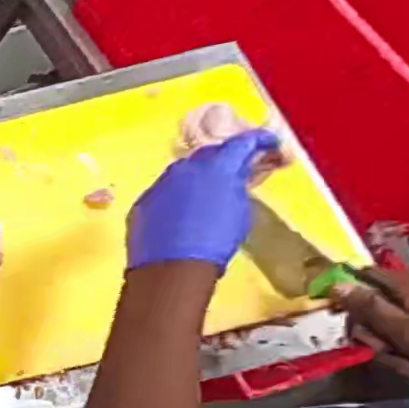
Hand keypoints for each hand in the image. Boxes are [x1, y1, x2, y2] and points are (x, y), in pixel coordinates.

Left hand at [127, 130, 281, 269]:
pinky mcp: (140, 205)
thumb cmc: (215, 239)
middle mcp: (183, 171)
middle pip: (206, 155)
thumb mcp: (240, 206)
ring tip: (207, 188)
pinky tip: (181, 207)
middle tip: (236, 167)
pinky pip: (161, 192)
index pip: (240, 143)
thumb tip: (238, 174)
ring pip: (179, 172)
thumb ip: (239, 183)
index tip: (268, 145)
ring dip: (195, 175)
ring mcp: (157, 188)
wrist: (171, 267)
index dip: (258, 141)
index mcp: (216, 167)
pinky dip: (174, 194)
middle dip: (223, 157)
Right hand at [330, 267, 408, 390]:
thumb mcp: (405, 330)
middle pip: (383, 301)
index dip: (348, 284)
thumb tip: (338, 285)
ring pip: (399, 317)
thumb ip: (370, 308)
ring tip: (404, 359)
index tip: (330, 303)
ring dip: (392, 339)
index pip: (373, 274)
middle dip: (372, 326)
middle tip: (378, 348)